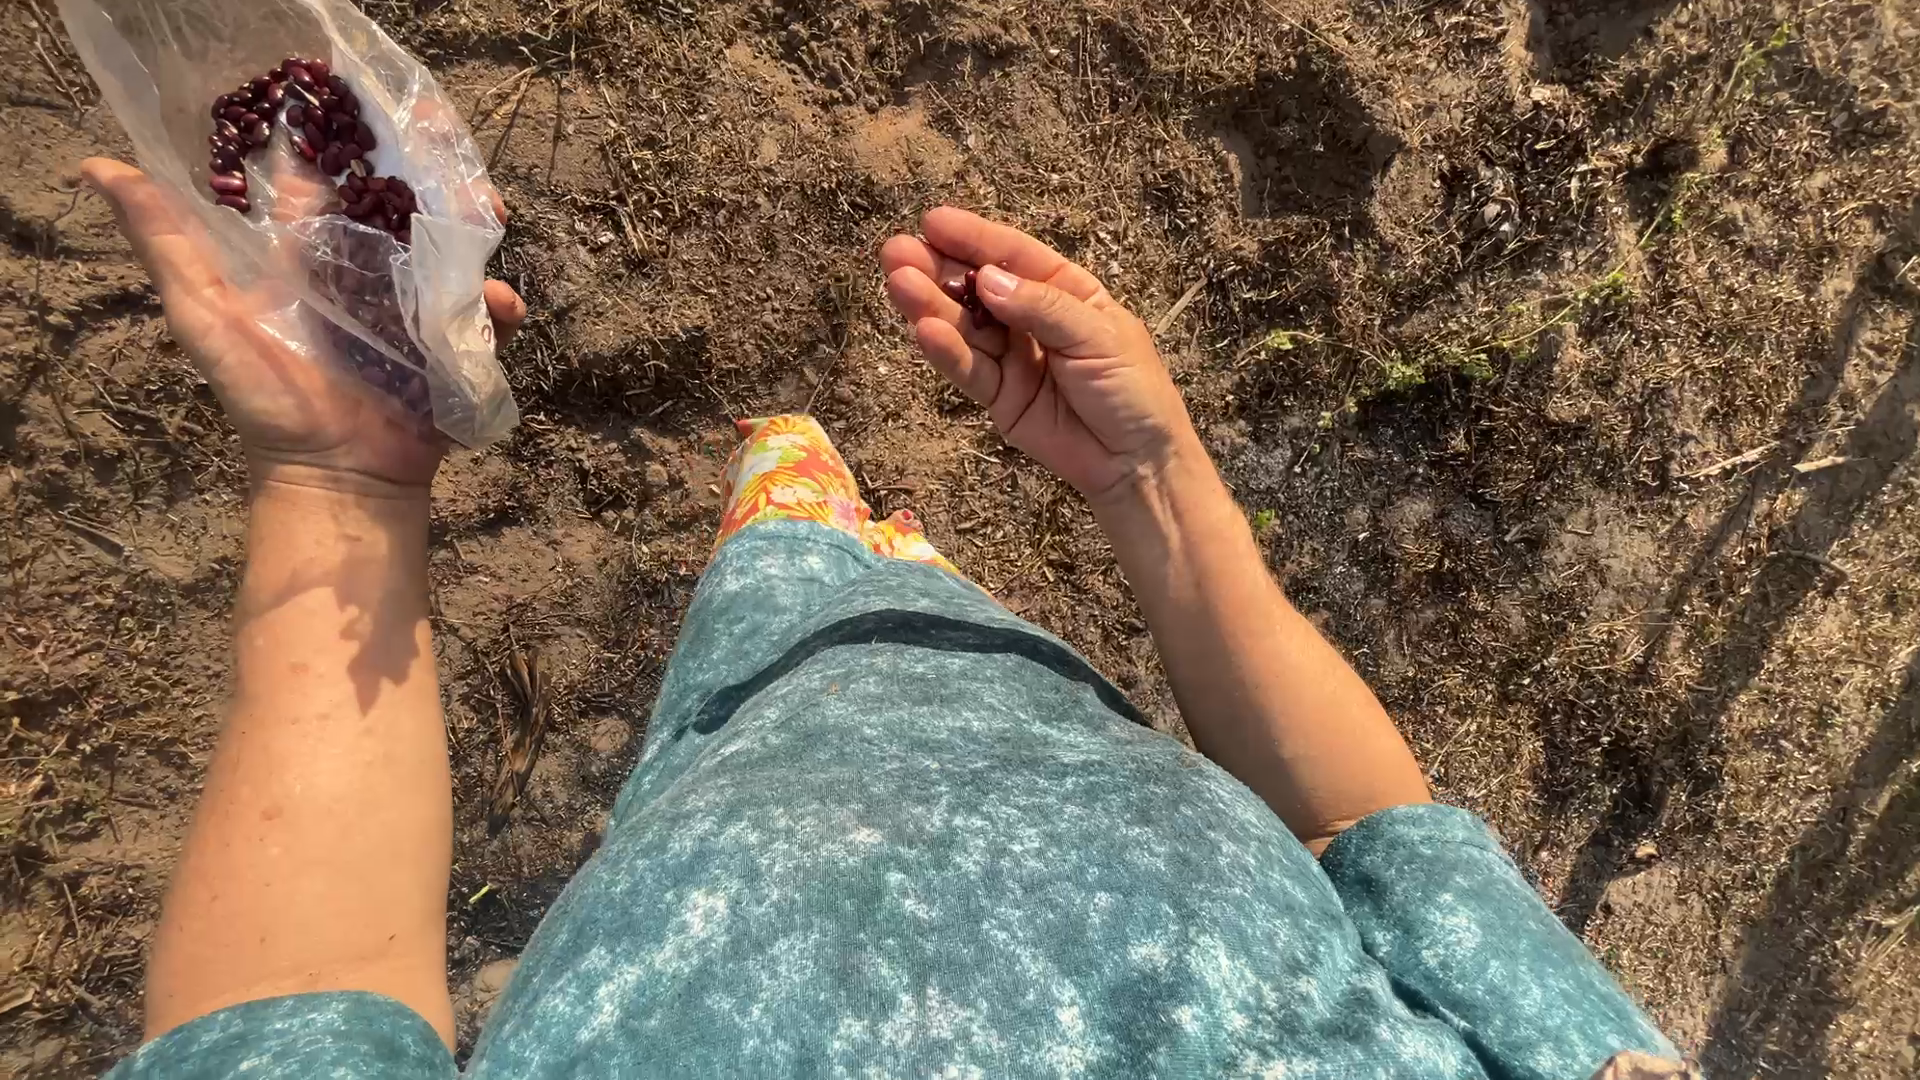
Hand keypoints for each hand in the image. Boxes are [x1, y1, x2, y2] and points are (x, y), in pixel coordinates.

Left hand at [81, 158, 526, 497]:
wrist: (341, 475)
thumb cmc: (272, 404)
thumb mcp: (209, 322)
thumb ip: (171, 252)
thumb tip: (99, 167)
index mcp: (313, 272)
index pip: (331, 203)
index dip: (349, 164)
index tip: (373, 126)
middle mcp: (371, 289)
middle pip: (408, 228)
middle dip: (438, 197)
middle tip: (464, 174)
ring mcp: (420, 323)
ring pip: (455, 270)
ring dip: (478, 246)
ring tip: (492, 224)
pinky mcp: (457, 357)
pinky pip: (487, 327)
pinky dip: (501, 313)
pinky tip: (502, 304)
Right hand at [880, 207, 1196, 501]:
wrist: (1136, 462)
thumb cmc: (1133, 389)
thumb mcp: (1098, 336)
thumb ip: (1042, 308)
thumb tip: (987, 281)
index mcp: (1065, 291)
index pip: (1014, 257)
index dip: (974, 238)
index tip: (932, 223)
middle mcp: (1031, 320)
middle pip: (978, 290)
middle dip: (938, 270)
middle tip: (895, 253)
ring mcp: (1012, 359)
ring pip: (965, 328)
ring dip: (931, 306)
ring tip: (898, 284)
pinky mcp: (999, 398)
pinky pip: (969, 371)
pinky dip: (947, 352)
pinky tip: (924, 330)